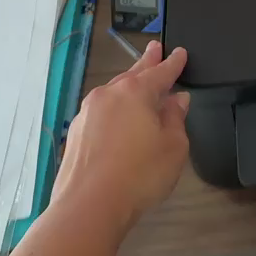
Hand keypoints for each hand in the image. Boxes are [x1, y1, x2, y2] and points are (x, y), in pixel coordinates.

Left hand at [52, 41, 189, 231]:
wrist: (88, 207)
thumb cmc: (140, 174)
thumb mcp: (173, 146)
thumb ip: (175, 119)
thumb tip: (175, 100)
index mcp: (135, 92)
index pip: (160, 72)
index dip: (173, 63)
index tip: (180, 52)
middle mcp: (108, 95)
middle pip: (132, 75)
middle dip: (146, 62)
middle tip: (155, 48)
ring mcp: (87, 114)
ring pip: (114, 93)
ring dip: (128, 87)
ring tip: (138, 83)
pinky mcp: (75, 134)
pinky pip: (102, 112)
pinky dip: (115, 109)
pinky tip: (119, 119)